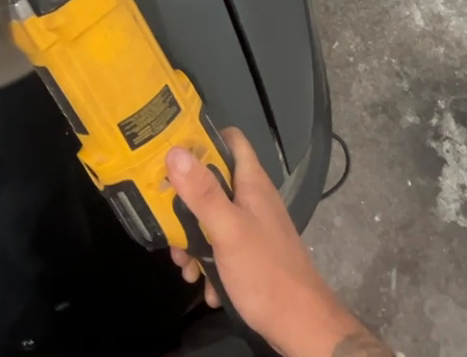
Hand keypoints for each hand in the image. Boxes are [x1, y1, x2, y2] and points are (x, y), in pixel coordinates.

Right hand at [167, 129, 385, 356]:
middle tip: (164, 218)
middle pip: (212, 180)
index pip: (229, 139)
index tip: (170, 148)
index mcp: (251, 182)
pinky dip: (208, 262)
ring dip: (192, 238)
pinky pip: (220, 245)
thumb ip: (202, 192)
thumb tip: (174, 150)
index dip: (201, 137)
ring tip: (183, 264)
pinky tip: (203, 284)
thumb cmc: (265, 272)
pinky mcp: (251, 253)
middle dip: (185, 199)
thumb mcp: (227, 229)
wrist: (303, 328)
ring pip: (212, 216)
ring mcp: (252, 226)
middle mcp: (252, 198)